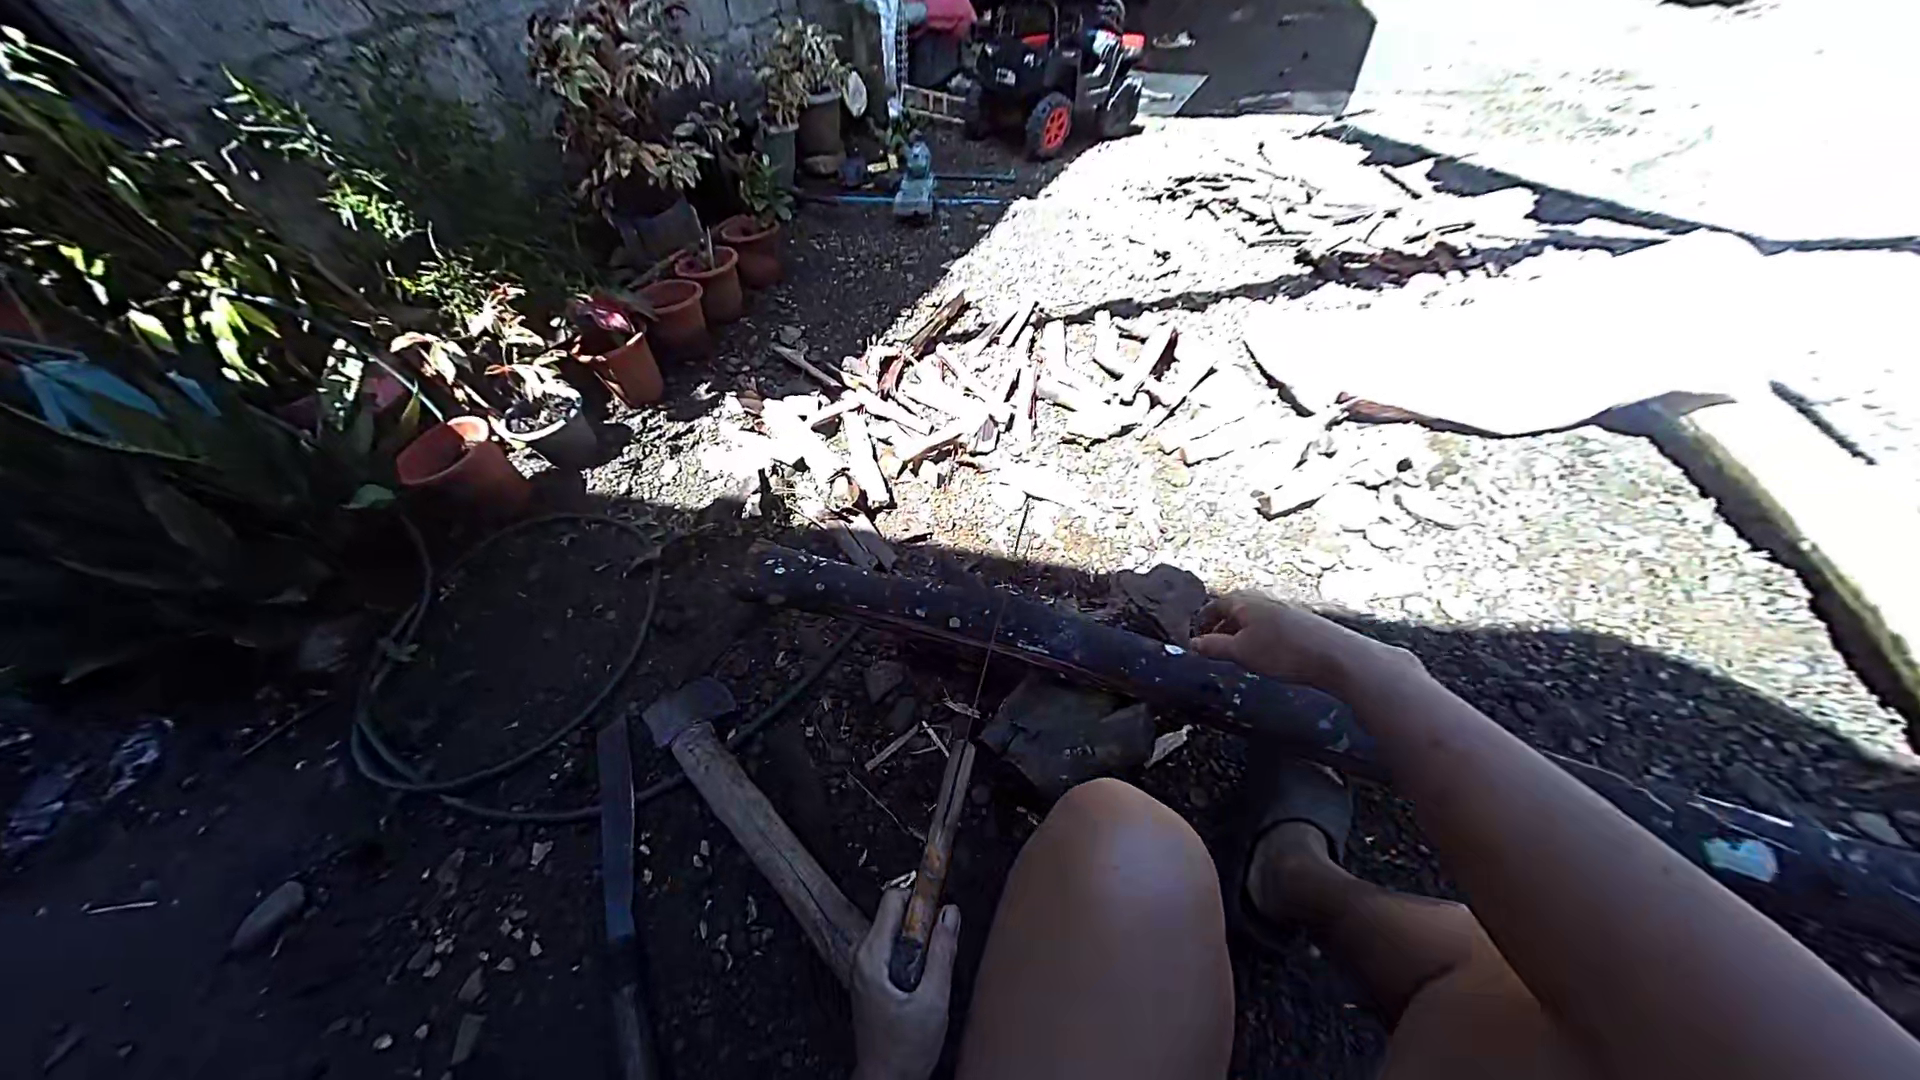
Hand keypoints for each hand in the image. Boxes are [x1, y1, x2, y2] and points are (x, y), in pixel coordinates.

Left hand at [851, 888, 960, 1079]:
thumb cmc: (903, 1052)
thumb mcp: (933, 1001)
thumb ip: (942, 953)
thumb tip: (950, 913)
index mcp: (872, 956)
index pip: (892, 899)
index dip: (919, 894)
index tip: (940, 896)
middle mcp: (863, 955)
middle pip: (894, 912)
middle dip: (922, 918)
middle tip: (942, 936)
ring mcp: (865, 967)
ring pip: (894, 929)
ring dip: (918, 936)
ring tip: (934, 961)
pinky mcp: (871, 977)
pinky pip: (892, 946)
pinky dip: (911, 949)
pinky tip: (924, 973)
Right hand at [1189, 591, 1418, 693]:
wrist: (1337, 657)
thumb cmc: (1282, 651)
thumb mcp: (1240, 652)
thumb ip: (1214, 647)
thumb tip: (1192, 644)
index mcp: (1244, 602)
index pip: (1214, 606)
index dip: (1202, 621)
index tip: (1195, 637)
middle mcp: (1263, 600)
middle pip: (1234, 610)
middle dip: (1221, 626)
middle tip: (1212, 646)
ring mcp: (1284, 610)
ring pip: (1253, 618)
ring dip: (1240, 632)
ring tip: (1236, 652)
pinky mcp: (1301, 623)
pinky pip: (1270, 625)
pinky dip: (1259, 636)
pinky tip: (1264, 654)